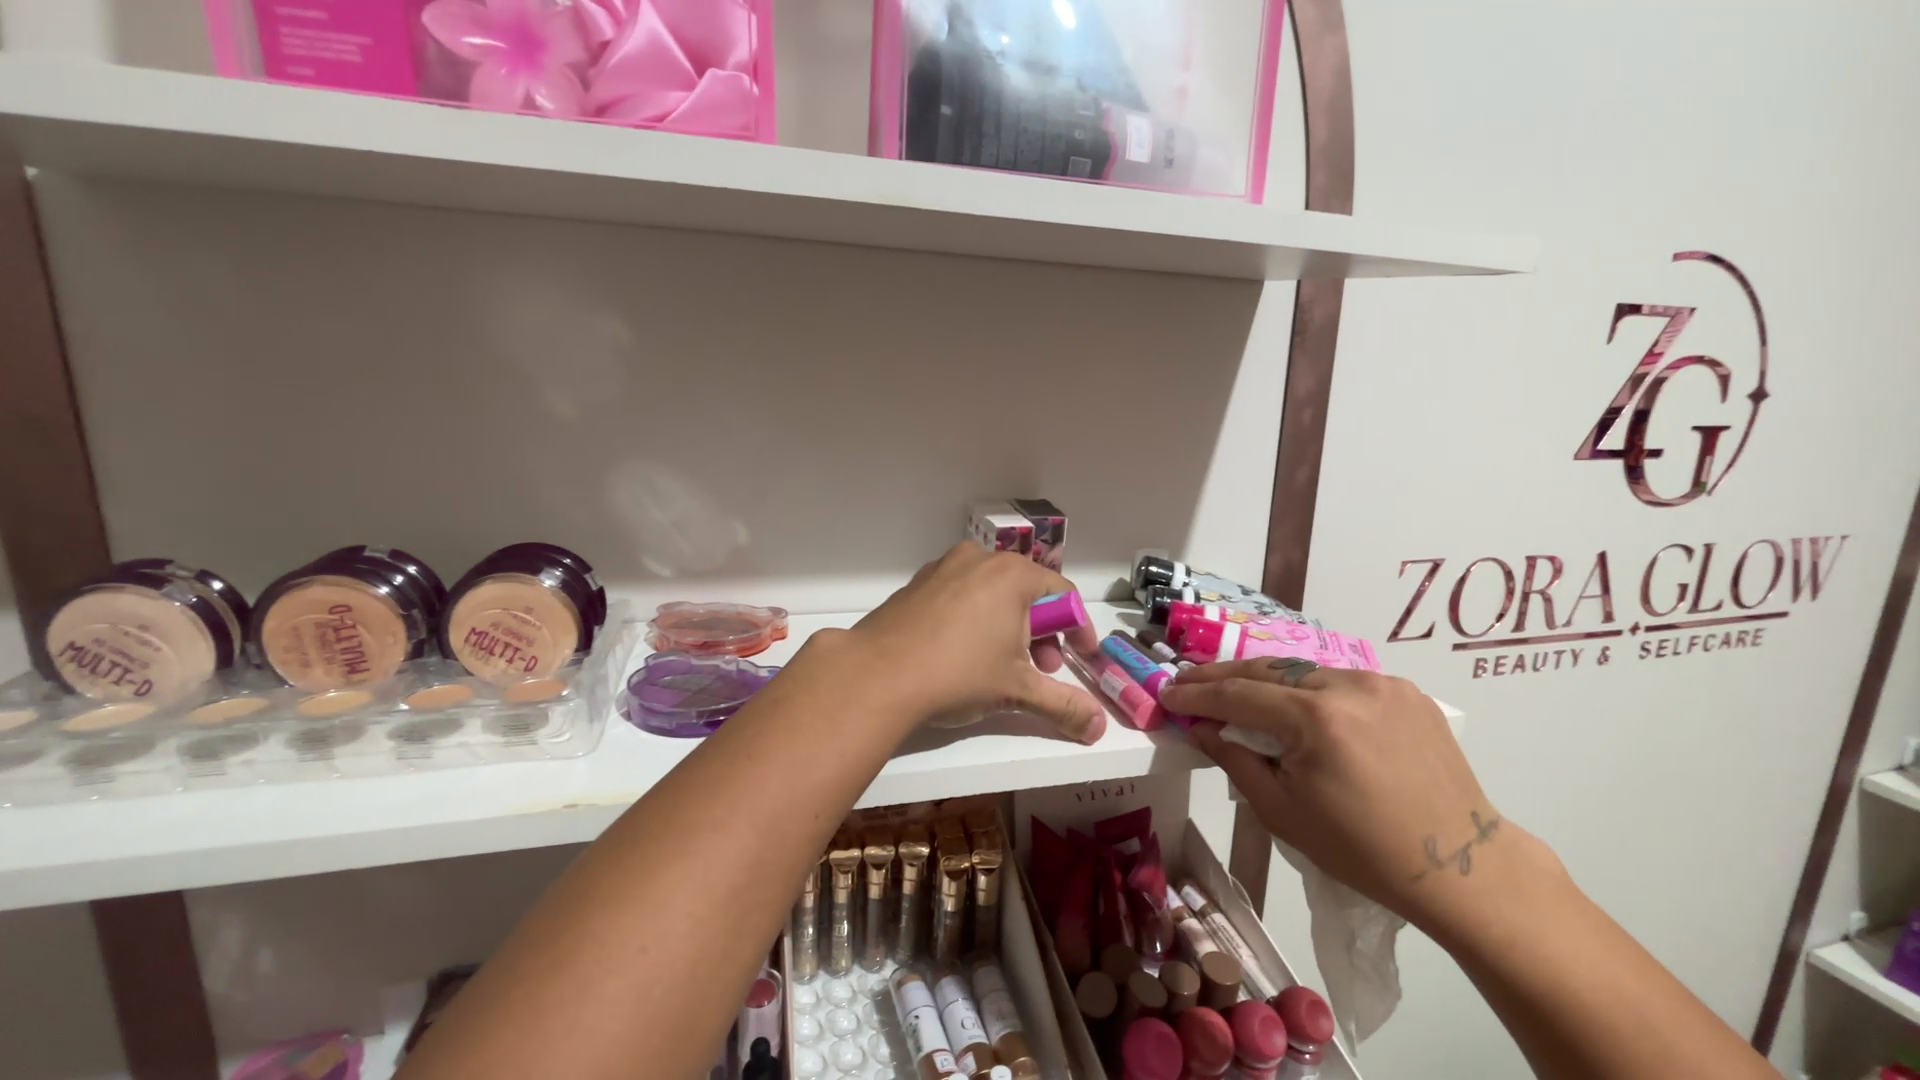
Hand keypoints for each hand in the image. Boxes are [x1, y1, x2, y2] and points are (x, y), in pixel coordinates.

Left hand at [835, 544, 1104, 742]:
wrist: (875, 676)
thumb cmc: (957, 675)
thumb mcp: (1016, 690)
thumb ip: (1063, 705)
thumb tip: (1098, 727)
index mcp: (1012, 574)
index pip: (1063, 594)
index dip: (1079, 630)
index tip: (1081, 659)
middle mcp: (979, 559)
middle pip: (1027, 591)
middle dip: (1041, 632)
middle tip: (1040, 669)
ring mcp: (942, 568)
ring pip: (991, 593)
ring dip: (1007, 626)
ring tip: (1000, 666)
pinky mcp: (915, 585)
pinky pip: (959, 595)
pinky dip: (973, 620)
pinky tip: (961, 655)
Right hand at [1161, 662, 1552, 932]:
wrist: (1459, 866)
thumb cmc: (1361, 850)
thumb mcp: (1283, 812)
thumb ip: (1235, 760)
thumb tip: (1201, 727)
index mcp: (1316, 719)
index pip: (1239, 695)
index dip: (1197, 695)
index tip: (1167, 694)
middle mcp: (1349, 686)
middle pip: (1268, 670)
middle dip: (1223, 676)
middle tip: (1188, 681)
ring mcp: (1382, 684)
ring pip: (1305, 672)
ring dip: (1266, 681)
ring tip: (1236, 692)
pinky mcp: (1406, 692)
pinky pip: (1342, 683)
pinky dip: (1310, 691)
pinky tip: (1295, 706)